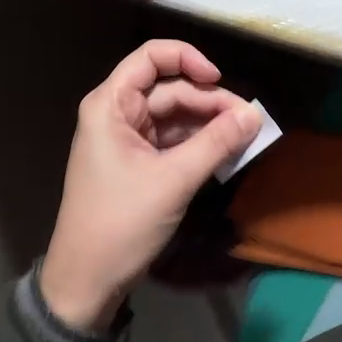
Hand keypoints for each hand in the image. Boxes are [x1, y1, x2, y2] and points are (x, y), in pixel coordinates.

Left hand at [39, 40, 262, 333]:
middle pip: (169, 89)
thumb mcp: (174, 180)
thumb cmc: (121, 223)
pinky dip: (199, 143)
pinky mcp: (138, 163)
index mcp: (110, 105)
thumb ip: (216, 142)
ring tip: (244, 137)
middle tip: (248, 121)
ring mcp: (127, 139)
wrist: (86, 283)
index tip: (219, 80)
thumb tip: (255, 114)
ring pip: (175, 115)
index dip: (187, 58)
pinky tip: (226, 153)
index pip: (150, 57)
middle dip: (209, 102)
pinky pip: (173, 140)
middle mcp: (116, 114)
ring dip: (208, 124)